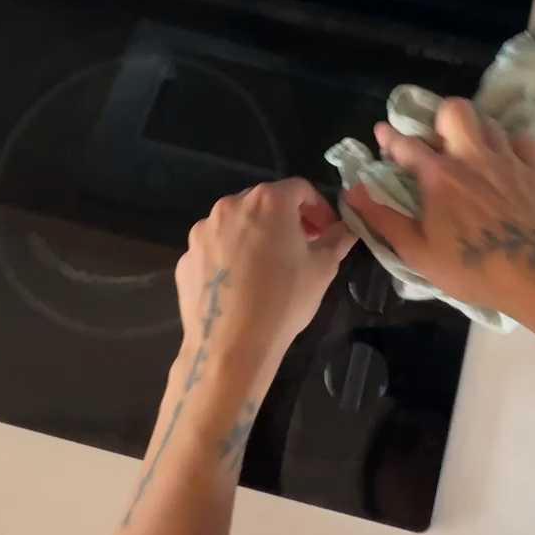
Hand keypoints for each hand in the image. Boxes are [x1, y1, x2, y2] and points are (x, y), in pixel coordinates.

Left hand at [175, 178, 357, 387]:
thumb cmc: (284, 299)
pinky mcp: (186, 257)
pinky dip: (230, 256)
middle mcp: (231, 206)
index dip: (318, 208)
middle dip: (287, 219)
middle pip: (265, 202)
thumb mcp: (323, 268)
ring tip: (267, 267)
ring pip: (237, 223)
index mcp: (268, 201)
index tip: (326, 231)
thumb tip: (347, 228)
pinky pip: (215, 248)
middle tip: (302, 246)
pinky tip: (240, 284)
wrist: (231, 345)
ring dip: (256, 235)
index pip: (300, 189)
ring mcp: (203, 231)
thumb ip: (337, 239)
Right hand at [344, 98, 534, 323]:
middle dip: (441, 118)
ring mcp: (507, 161)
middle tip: (437, 141)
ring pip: (489, 123)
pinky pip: (523, 142)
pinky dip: (512, 146)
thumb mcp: (417, 251)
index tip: (382, 132)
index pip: (407, 144)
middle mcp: (472, 157)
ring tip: (470, 151)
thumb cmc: (470, 267)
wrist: (533, 276)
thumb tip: (352, 191)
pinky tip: (506, 162)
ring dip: (475, 132)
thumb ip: (383, 218)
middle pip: (455, 110)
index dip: (390, 137)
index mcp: (440, 176)